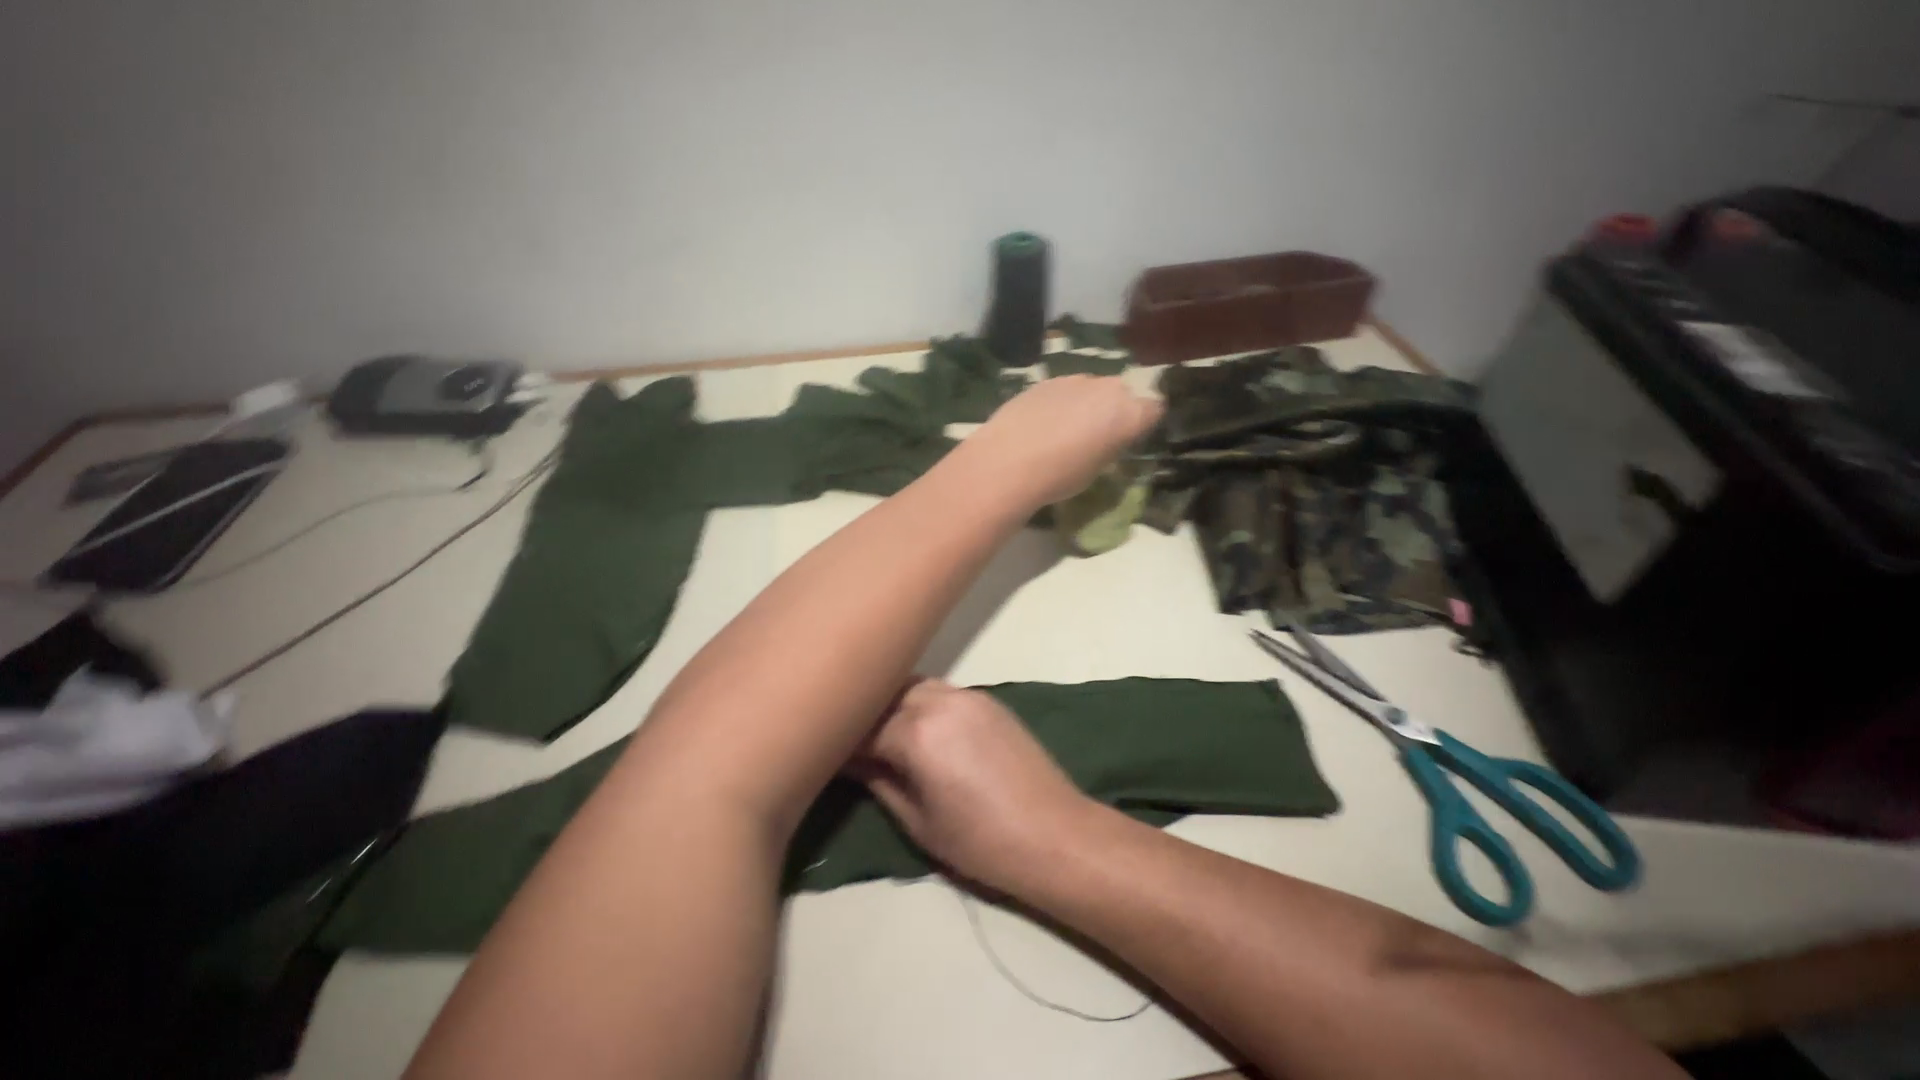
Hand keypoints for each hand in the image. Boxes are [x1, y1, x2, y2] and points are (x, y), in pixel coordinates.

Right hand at [851, 678, 1093, 892]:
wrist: (1054, 834)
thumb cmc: (981, 841)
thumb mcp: (917, 821)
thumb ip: (878, 782)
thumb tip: (848, 761)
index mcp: (916, 732)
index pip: (860, 727)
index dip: (837, 742)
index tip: (819, 753)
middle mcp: (939, 701)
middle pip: (884, 695)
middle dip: (862, 715)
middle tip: (844, 742)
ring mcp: (968, 695)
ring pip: (912, 686)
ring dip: (891, 704)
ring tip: (878, 736)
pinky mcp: (988, 701)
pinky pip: (940, 691)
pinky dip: (919, 703)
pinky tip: (916, 730)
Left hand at [957, 376, 1161, 508]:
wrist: (1010, 461)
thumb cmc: (1061, 475)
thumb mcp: (1098, 469)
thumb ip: (1112, 446)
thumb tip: (1109, 439)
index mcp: (1129, 413)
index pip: (1154, 409)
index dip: (1144, 422)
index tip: (1131, 437)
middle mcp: (1108, 389)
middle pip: (1121, 394)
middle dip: (1113, 410)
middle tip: (1097, 435)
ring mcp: (1075, 380)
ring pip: (1091, 389)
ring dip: (1086, 403)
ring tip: (1065, 430)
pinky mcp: (1046, 380)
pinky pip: (1064, 389)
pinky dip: (1061, 402)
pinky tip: (1042, 423)